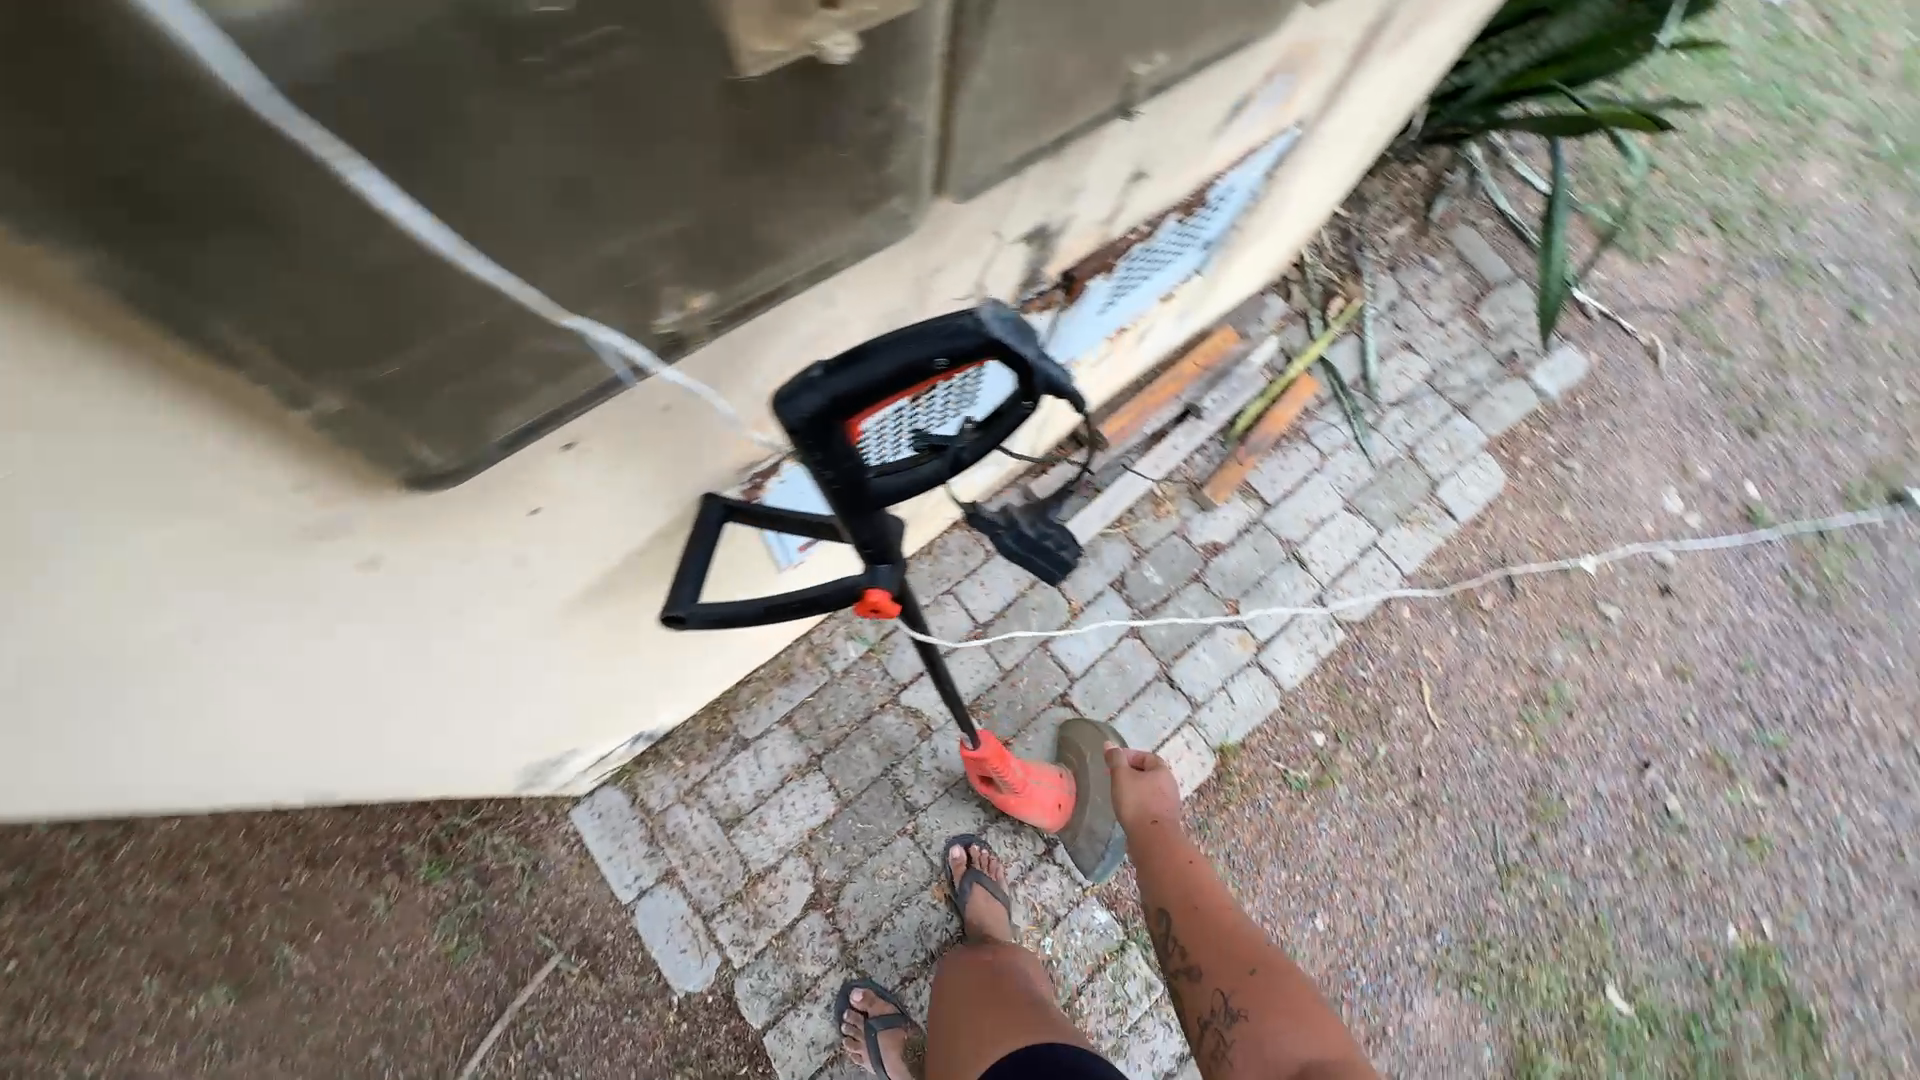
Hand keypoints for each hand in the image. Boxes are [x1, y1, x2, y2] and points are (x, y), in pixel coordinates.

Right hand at [1104, 743, 1183, 834]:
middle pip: (1149, 773)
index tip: (1113, 762)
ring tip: (1119, 794)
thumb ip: (1115, 759)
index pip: (1146, 756)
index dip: (1129, 755)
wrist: (1153, 840)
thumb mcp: (1121, 776)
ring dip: (1135, 789)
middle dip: (1131, 773)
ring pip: (1150, 790)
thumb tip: (1109, 744)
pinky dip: (1139, 804)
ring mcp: (1169, 804)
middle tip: (1114, 777)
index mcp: (1163, 771)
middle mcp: (1170, 785)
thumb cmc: (1137, 802)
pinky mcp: (1165, 820)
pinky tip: (1128, 810)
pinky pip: (1150, 805)